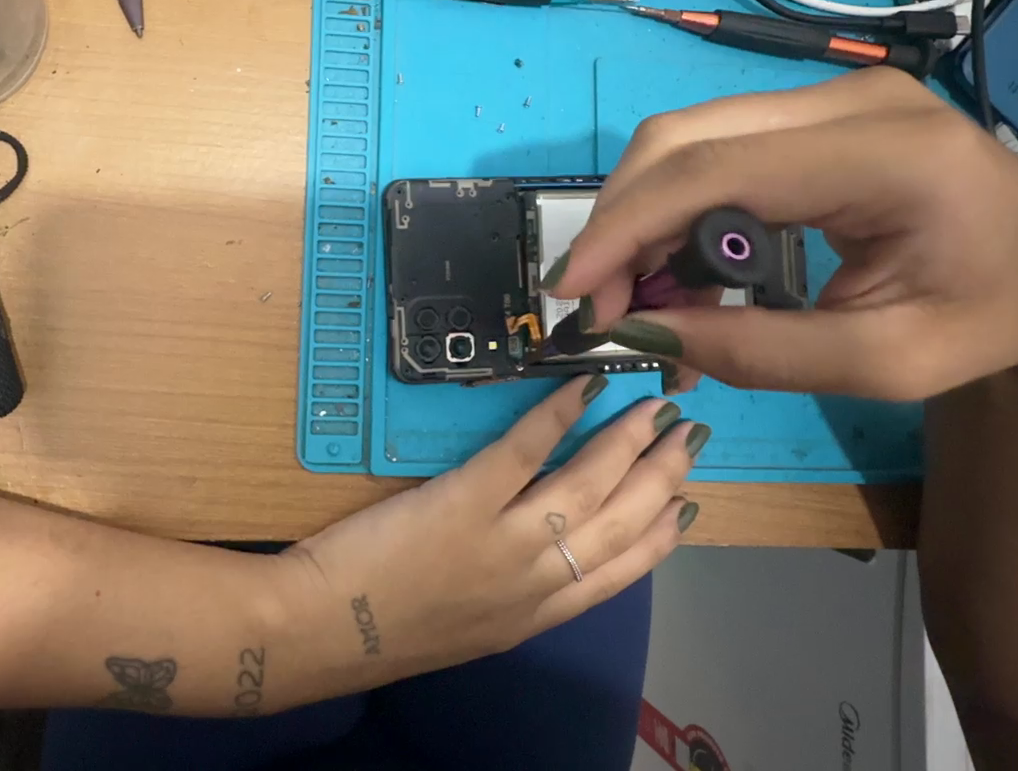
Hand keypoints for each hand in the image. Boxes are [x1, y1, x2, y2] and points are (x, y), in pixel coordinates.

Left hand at [271, 378, 701, 700]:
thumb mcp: (471, 626)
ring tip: (657, 409)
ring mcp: (504, 538)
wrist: (328, 629)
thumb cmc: (389, 627)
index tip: (688, 505)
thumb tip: (547, 547)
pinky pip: (524, 450)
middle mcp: (536, 580)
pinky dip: (559, 416)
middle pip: (620, 524)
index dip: (662, 537)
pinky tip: (584, 388)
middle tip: (689, 437)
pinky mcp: (464, 499)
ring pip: (587, 486)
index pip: (621, 573)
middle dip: (663, 479)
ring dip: (629, 443)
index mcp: (538, 614)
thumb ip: (514, 592)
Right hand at [546, 68, 1017, 400]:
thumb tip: (638, 330)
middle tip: (602, 302)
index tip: (571, 292)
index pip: (713, 170)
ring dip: (637, 217)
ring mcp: (827, 96)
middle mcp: (849, 101)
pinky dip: (668, 209)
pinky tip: (674, 265)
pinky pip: (705, 149)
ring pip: (680, 140)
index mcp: (890, 154)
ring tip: (638, 293)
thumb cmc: (990, 322)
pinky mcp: (806, 112)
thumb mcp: (886, 365)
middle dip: (619, 222)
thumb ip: (757, 352)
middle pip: (679, 139)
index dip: (624, 226)